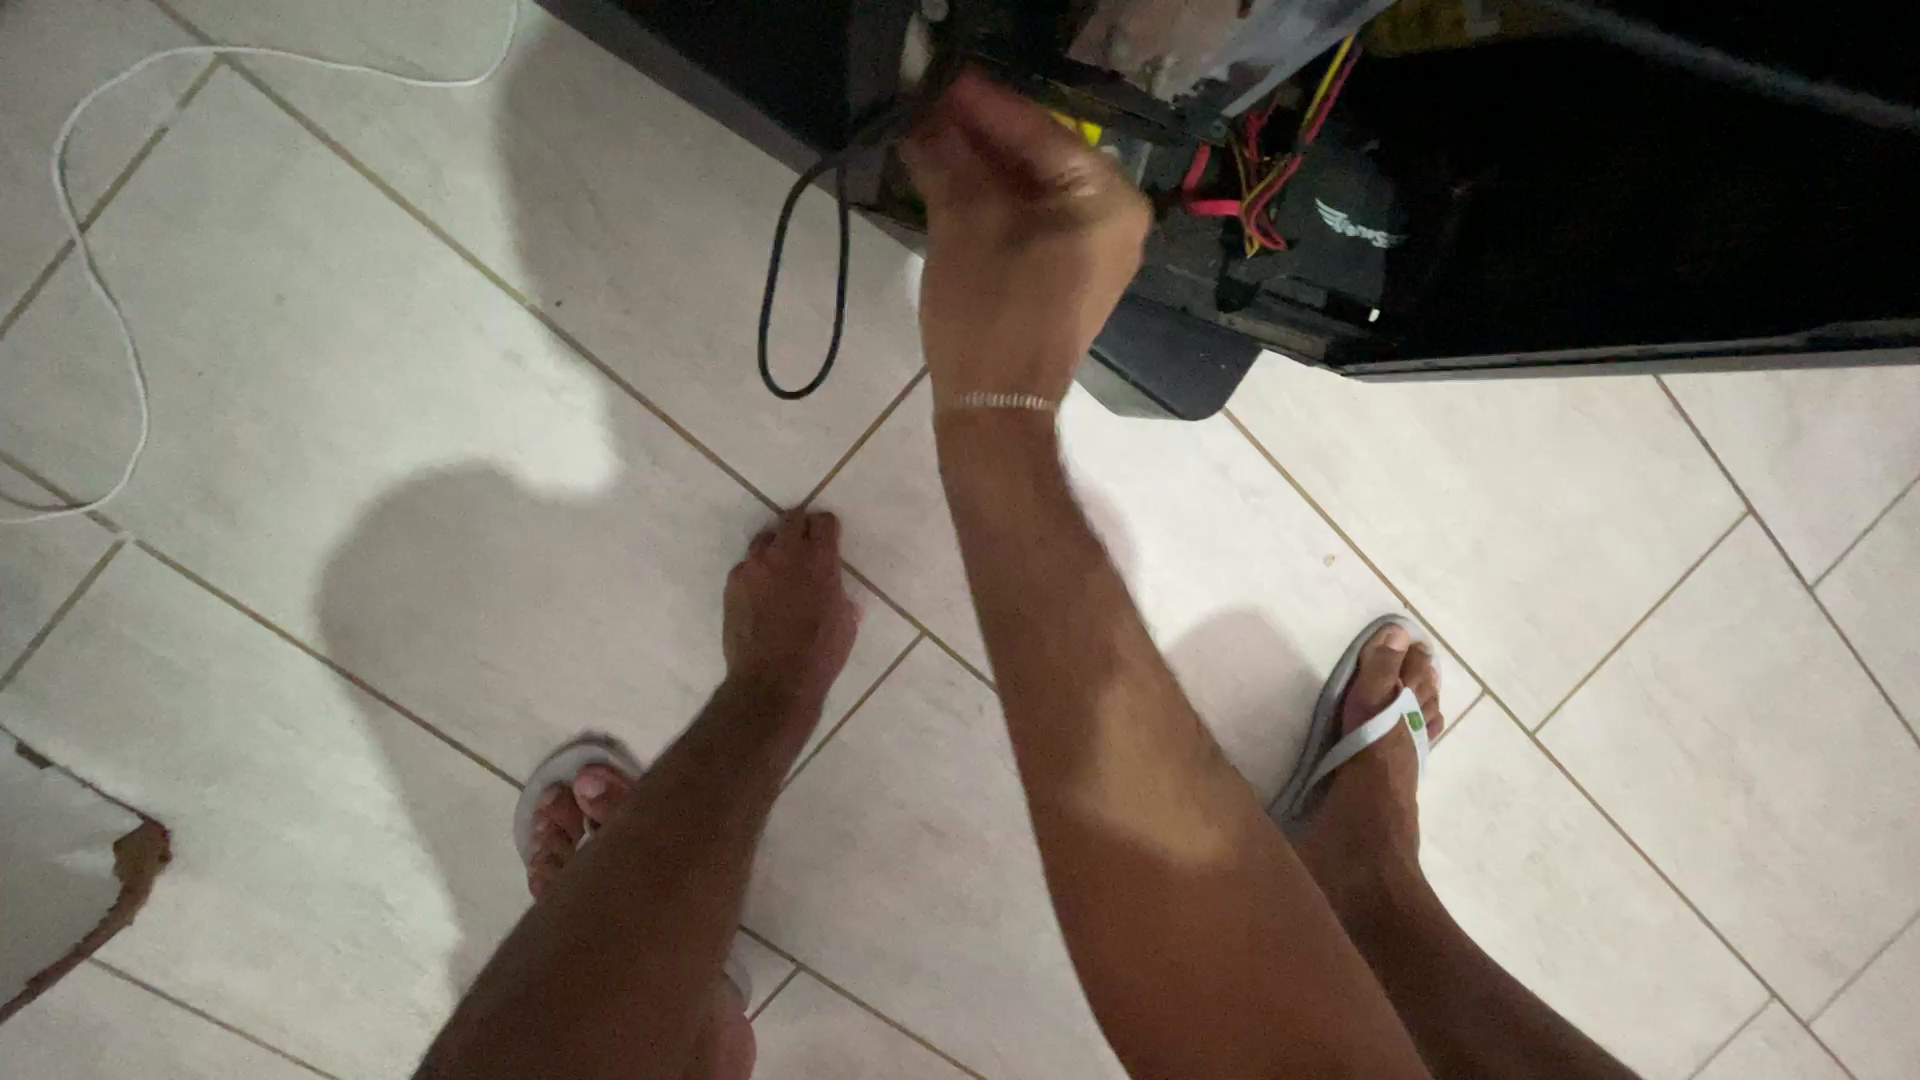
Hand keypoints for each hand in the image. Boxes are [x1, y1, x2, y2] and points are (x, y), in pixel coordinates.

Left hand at [723, 511, 861, 710]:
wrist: (772, 681)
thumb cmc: (819, 655)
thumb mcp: (845, 622)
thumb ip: (839, 594)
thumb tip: (834, 590)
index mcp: (820, 561)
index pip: (824, 522)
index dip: (827, 528)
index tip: (828, 538)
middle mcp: (786, 554)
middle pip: (792, 519)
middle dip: (801, 527)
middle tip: (805, 545)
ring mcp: (755, 567)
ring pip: (765, 539)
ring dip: (776, 547)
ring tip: (780, 569)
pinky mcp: (733, 583)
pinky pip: (746, 566)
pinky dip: (756, 573)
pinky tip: (761, 595)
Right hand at [902, 71, 1151, 412]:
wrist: (996, 411)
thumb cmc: (988, 316)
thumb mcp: (964, 227)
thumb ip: (949, 160)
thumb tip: (927, 118)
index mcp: (1107, 200)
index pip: (1040, 132)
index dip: (984, 106)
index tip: (942, 81)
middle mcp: (1115, 222)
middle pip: (1040, 161)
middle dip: (981, 139)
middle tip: (929, 113)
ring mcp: (1096, 255)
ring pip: (1033, 195)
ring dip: (982, 172)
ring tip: (931, 144)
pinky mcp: (1071, 281)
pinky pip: (1033, 227)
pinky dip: (995, 208)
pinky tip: (954, 188)